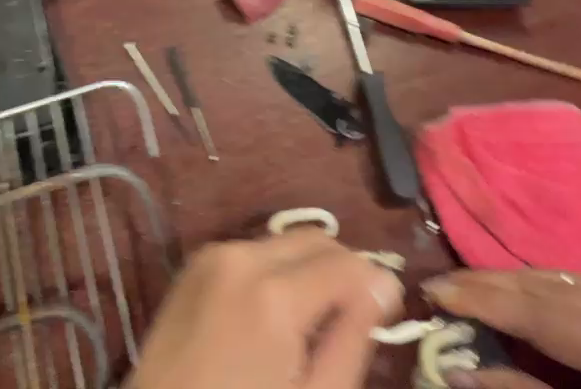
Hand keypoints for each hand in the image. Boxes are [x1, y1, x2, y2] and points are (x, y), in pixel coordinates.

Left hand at [126, 230, 404, 388]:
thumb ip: (351, 339)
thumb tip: (382, 285)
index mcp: (274, 295)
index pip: (349, 264)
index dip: (376, 286)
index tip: (386, 316)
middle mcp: (242, 256)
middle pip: (317, 240)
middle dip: (341, 271)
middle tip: (347, 320)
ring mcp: (213, 255)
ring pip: (285, 242)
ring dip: (306, 269)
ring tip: (306, 323)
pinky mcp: (194, 262)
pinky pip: (252, 250)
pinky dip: (273, 271)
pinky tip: (269, 316)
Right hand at [424, 269, 580, 388]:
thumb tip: (455, 372)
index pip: (538, 314)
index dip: (480, 301)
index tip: (431, 291)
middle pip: (542, 289)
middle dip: (484, 286)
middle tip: (436, 286)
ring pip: (553, 279)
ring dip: (503, 283)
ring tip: (460, 287)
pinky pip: (571, 284)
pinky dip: (532, 287)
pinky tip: (504, 290)